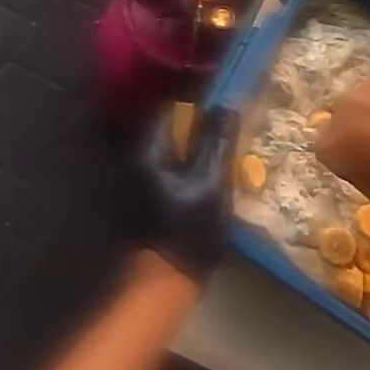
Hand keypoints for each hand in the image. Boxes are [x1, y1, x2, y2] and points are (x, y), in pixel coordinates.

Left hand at [136, 106, 236, 280]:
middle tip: (229, 109)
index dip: (197, 96)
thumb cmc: (189, 226)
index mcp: (150, 151)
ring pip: (172, 140)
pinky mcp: (151, 190)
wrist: (169, 277)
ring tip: (226, 130)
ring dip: (196, 133)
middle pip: (171, 122)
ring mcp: (142, 176)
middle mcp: (139, 158)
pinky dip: (191, 151)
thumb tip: (227, 104)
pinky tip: (213, 156)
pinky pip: (172, 157)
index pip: (171, 107)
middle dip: (199, 114)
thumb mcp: (210, 179)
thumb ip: (217, 140)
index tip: (223, 92)